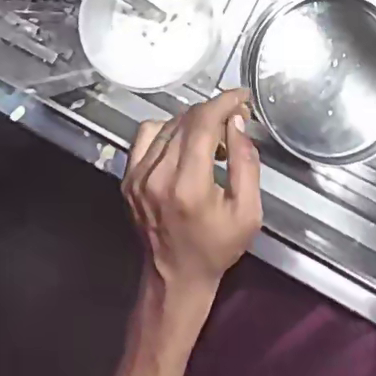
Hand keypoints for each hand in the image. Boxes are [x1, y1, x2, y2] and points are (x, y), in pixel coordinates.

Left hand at [124, 90, 261, 306]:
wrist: (174, 278)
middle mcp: (157, 176)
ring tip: (214, 136)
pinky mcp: (128, 178)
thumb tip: (236, 123)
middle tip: (236, 117)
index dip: (224, 102)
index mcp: (188, 185)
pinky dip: (169, 130)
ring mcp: (137, 177)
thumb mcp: (248, 212)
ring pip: (168, 124)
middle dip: (215, 110)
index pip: (203, 123)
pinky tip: (185, 143)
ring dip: (195, 120)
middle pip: (186, 119)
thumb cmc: (216, 248)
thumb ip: (245, 163)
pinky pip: (147, 136)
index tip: (242, 97)